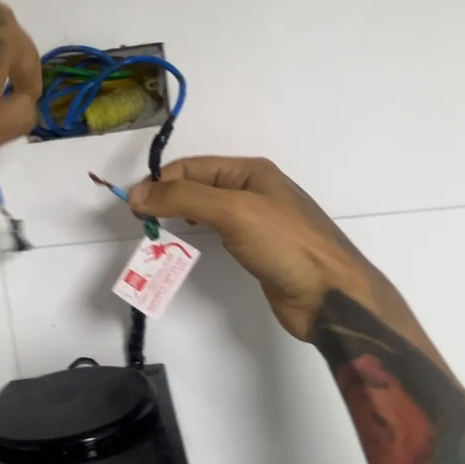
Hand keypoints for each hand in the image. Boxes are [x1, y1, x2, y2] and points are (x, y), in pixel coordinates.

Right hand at [128, 156, 386, 339]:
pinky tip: (187, 248)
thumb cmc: (285, 245)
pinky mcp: (258, 250)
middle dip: (167, 200)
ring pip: (206, 211)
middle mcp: (253, 190)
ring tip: (157, 236)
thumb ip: (183, 199)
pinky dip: (196, 238)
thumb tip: (136, 194)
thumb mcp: (232, 211)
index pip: (192, 167)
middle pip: (197, 187)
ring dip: (179, 219)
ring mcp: (257, 221)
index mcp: (250, 171)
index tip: (133, 207)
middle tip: (142, 223)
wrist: (331, 295)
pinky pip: (218, 235)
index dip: (160, 183)